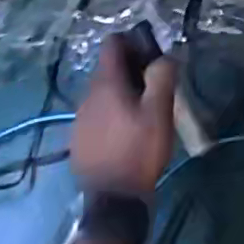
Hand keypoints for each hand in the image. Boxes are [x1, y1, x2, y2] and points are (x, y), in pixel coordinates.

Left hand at [71, 34, 178, 199]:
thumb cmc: (139, 151)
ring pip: (103, 90)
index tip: (152, 56)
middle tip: (154, 86)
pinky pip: (97, 111)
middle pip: (108, 66)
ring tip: (143, 111)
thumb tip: (164, 55)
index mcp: (106, 82)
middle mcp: (88, 94)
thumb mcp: (159, 111)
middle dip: (131, 68)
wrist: (112, 202)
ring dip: (122, 91)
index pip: (113, 42)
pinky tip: (126, 131)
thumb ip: (162, 76)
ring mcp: (80, 117)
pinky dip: (112, 111)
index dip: (133, 41)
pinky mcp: (79, 138)